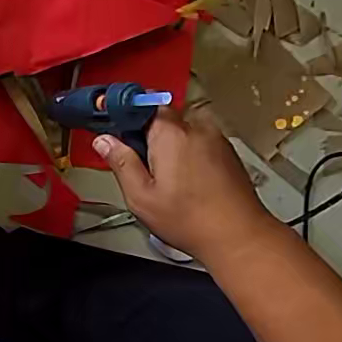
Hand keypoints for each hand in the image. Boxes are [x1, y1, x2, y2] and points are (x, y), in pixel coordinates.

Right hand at [93, 110, 279, 264]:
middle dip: (149, 138)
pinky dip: (190, 157)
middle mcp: (195, 128)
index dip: (125, 119)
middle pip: (162, 119)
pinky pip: (200, 144)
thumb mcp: (141, 196)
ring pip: (182, 132)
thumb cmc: (192, 220)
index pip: (140, 106)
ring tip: (169, 182)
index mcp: (170, 134)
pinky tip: (187, 184)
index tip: (116, 133)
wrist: (237, 235)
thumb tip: (104, 141)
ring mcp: (215, 138)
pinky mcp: (227, 152)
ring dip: (171, 149)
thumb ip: (120, 162)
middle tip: (143, 169)